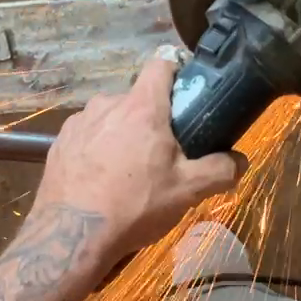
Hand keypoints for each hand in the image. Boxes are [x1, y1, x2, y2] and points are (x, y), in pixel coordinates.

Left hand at [32, 52, 244, 255]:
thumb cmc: (135, 206)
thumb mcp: (187, 191)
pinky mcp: (59, 142)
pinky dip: (96, 150)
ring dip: (122, 134)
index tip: (186, 97)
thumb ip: (220, 171)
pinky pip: (87, 136)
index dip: (177, 74)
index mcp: (142, 106)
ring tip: (127, 172)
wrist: (71, 236)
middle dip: (151, 118)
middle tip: (162, 153)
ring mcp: (79, 122)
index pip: (162, 63)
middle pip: (137, 98)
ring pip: (110, 117)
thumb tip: (241, 161)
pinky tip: (99, 180)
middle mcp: (107, 103)